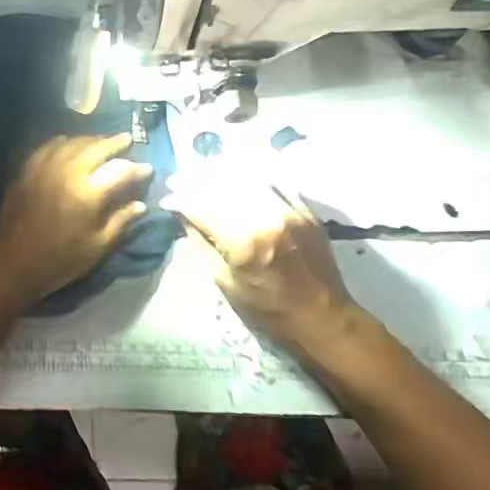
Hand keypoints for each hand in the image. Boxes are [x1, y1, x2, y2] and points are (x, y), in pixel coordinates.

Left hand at [0, 134, 152, 304]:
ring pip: (71, 142)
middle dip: (115, 142)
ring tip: (101, 142)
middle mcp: (67, 172)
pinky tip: (68, 145)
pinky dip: (63, 143)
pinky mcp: (26, 170)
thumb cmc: (60, 261)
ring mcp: (44, 168)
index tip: (148, 168)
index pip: (121, 170)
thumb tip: (140, 205)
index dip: (138, 169)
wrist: (13, 264)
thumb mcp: (98, 246)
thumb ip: (121, 220)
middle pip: (96, 147)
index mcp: (89, 192)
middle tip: (127, 139)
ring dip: (90, 140)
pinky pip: (48, 147)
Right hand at [161, 169, 356, 347]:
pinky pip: (274, 180)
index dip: (181, 199)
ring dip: (221, 172)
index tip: (168, 196)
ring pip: (248, 177)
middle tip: (180, 179)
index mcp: (243, 242)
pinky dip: (252, 173)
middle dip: (196, 180)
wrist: (321, 317)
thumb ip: (202, 242)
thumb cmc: (266, 308)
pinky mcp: (304, 210)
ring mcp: (289, 210)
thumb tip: (182, 214)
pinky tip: (237, 172)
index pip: (203, 207)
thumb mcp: (223, 280)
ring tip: (204, 172)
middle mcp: (267, 219)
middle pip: (223, 186)